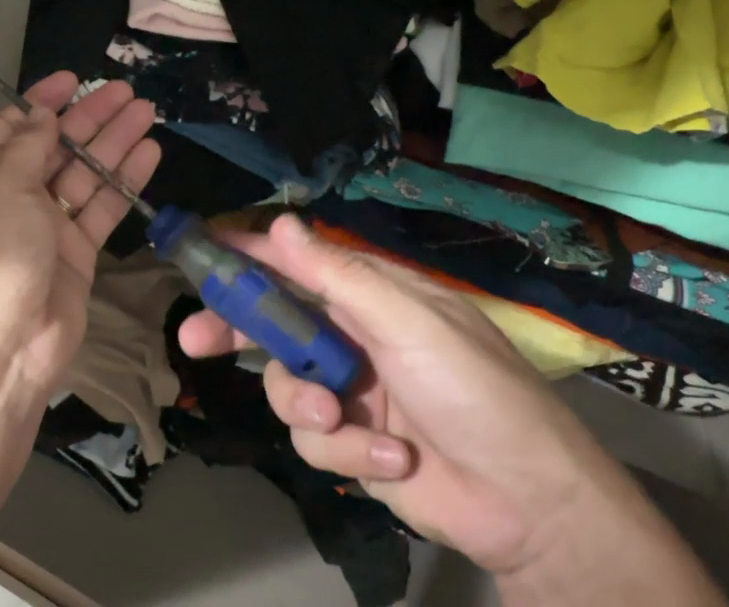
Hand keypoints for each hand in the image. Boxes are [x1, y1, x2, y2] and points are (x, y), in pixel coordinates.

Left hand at [0, 71, 159, 416]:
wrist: (8, 345)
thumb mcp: (3, 189)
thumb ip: (27, 147)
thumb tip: (42, 114)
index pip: (15, 127)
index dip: (43, 102)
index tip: (75, 79)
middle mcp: (14, 197)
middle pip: (56, 147)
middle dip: (89, 119)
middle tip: (127, 92)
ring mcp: (47, 226)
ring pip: (84, 175)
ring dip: (113, 144)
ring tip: (147, 112)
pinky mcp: (77, 253)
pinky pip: (102, 208)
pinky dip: (123, 182)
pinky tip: (148, 154)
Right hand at [179, 216, 697, 587]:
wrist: (532, 506)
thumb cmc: (476, 394)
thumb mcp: (409, 324)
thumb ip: (338, 277)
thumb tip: (280, 222)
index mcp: (374, 298)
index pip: (299, 265)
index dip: (250, 258)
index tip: (202, 253)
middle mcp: (356, 339)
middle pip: (275, 325)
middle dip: (236, 333)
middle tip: (195, 340)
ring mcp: (353, 393)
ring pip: (286, 388)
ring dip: (309, 408)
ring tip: (340, 422)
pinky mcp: (353, 444)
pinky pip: (314, 441)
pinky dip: (349, 452)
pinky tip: (392, 458)